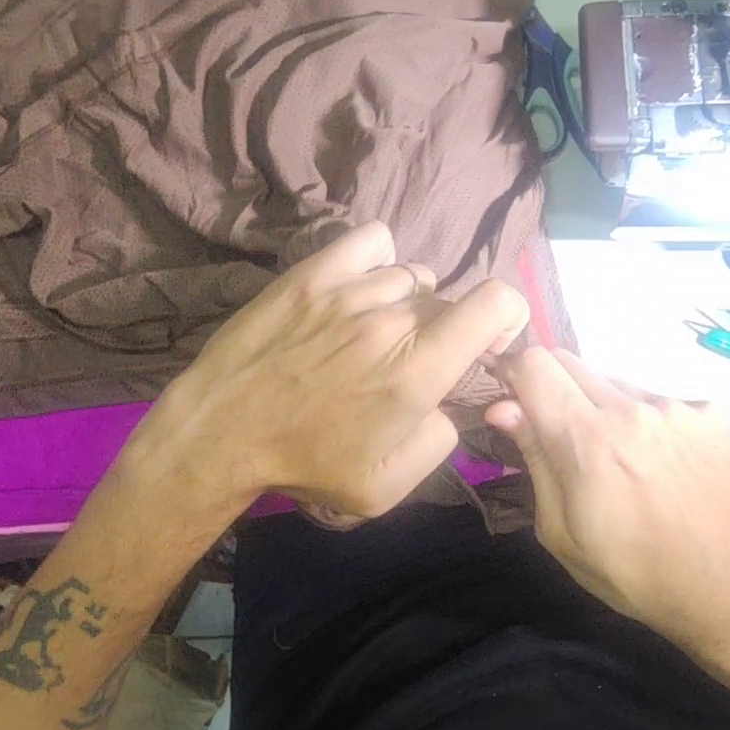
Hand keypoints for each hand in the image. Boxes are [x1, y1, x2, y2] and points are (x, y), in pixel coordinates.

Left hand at [128, 222, 527, 517]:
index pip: (496, 302)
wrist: (221, 432)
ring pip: (410, 276)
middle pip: (450, 299)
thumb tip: (448, 404)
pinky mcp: (313, 274)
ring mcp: (350, 290)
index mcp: (417, 371)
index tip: (486, 345)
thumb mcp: (385, 488)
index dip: (508, 317)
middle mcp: (392, 319)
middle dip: (446, 329)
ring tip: (374, 331)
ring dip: (408, 302)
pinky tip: (361, 289)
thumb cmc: (304, 466)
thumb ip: (439, 442)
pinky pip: (371, 242)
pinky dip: (379, 259)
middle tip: (411, 361)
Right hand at [485, 348, 729, 669]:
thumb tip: (502, 408)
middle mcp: (631, 408)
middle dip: (550, 388)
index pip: (534, 364)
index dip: (512, 372)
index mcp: (587, 439)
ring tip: (615, 457)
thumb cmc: (630, 571)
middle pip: (569, 362)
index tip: (508, 395)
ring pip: (613, 382)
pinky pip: (656, 399)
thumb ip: (534, 458)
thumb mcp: (559, 530)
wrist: (725, 587)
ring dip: (599, 404)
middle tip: (556, 433)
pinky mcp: (709, 414)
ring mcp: (675, 407)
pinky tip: (655, 459)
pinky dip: (643, 418)